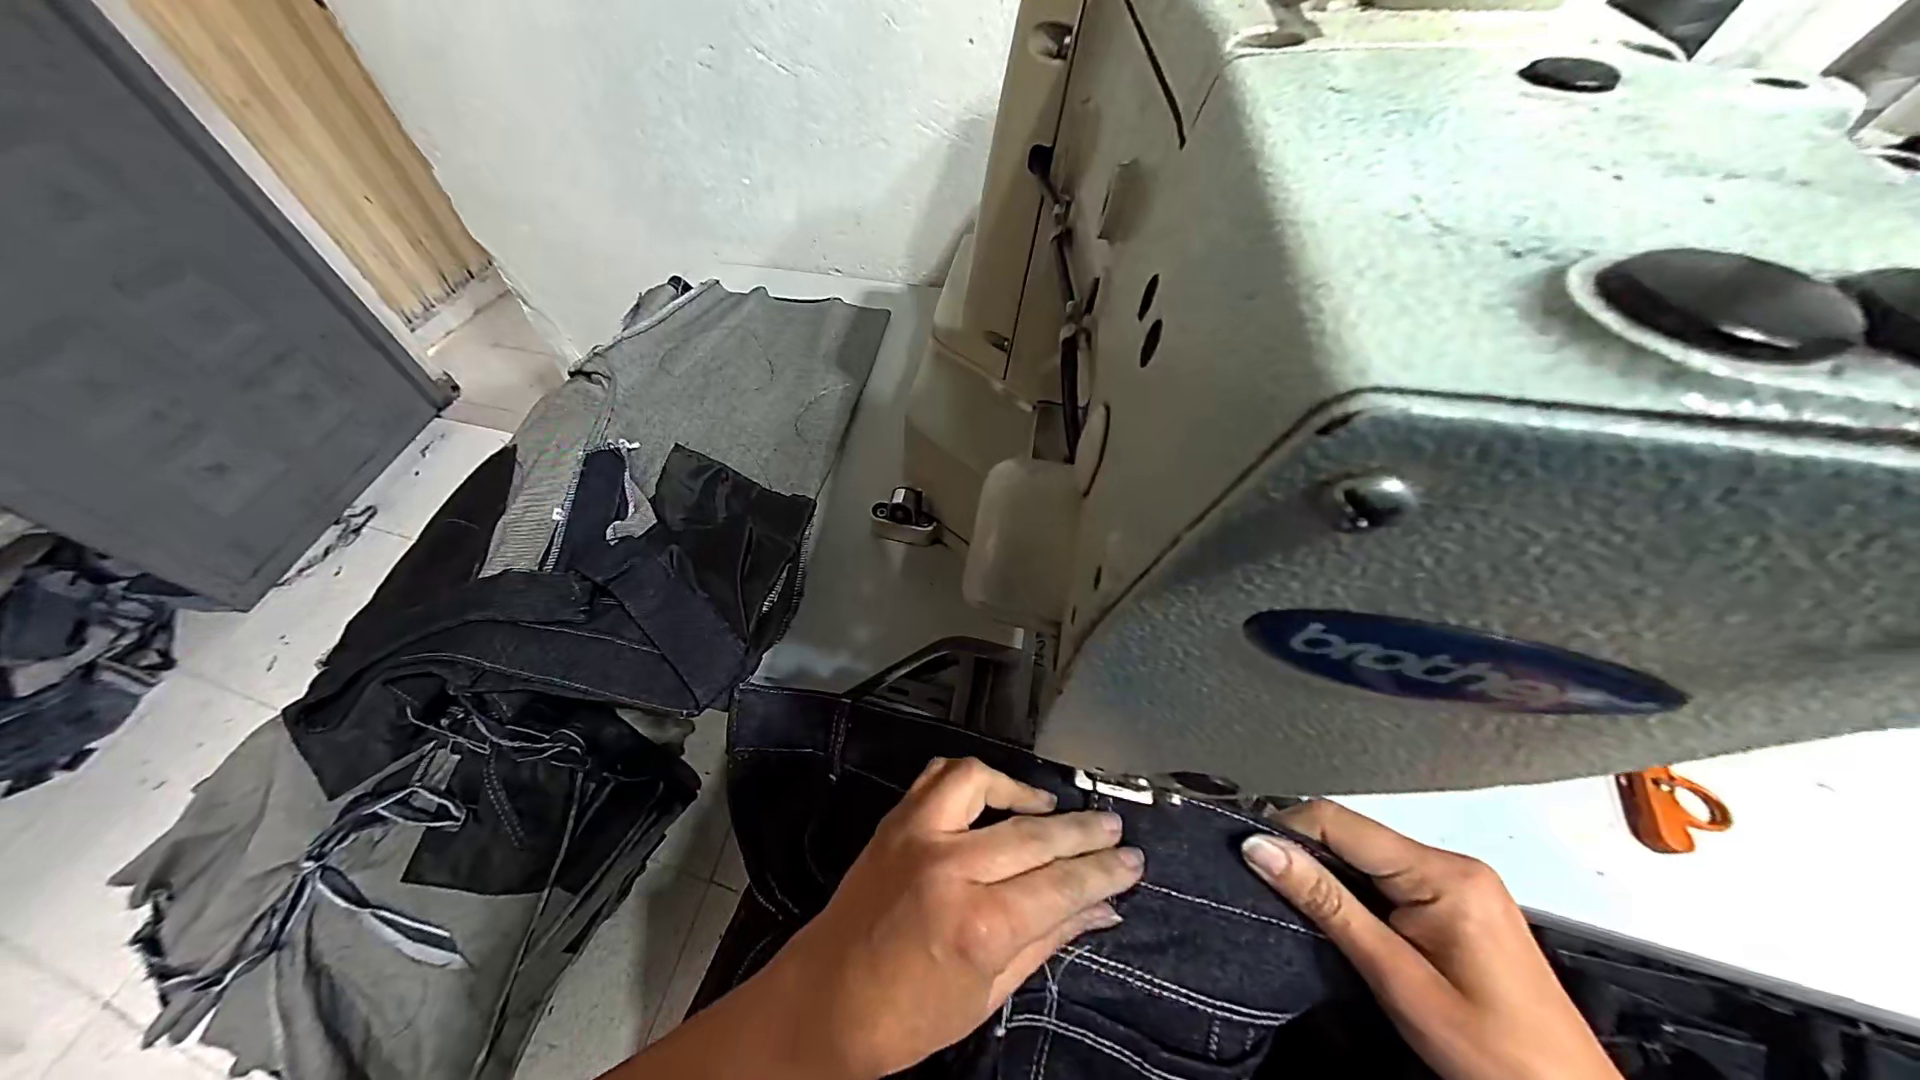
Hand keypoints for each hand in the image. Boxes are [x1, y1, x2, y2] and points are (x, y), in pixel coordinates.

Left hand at [636, 757, 1142, 1079]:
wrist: (823, 1002)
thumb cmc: (908, 1018)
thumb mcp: (988, 992)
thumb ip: (1049, 939)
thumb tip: (1104, 910)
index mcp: (979, 924)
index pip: (1062, 886)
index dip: (1105, 873)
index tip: (1134, 862)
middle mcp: (951, 866)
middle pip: (1036, 837)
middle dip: (1086, 834)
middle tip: (1117, 831)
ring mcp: (918, 834)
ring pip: (989, 789)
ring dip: (1031, 795)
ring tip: (1058, 811)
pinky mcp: (897, 821)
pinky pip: (942, 776)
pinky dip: (976, 778)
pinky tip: (997, 793)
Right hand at [1241, 801, 1621, 1079]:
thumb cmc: (1495, 1055)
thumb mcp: (1396, 979)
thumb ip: (1327, 905)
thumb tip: (1261, 848)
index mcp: (1444, 874)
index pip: (1338, 820)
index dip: (1286, 831)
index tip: (1251, 859)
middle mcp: (1454, 865)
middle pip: (1351, 832)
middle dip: (1305, 854)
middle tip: (1270, 889)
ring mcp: (1460, 881)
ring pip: (1365, 853)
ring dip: (1328, 874)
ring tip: (1303, 909)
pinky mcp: (1459, 901)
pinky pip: (1387, 874)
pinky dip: (1355, 890)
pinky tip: (1343, 919)